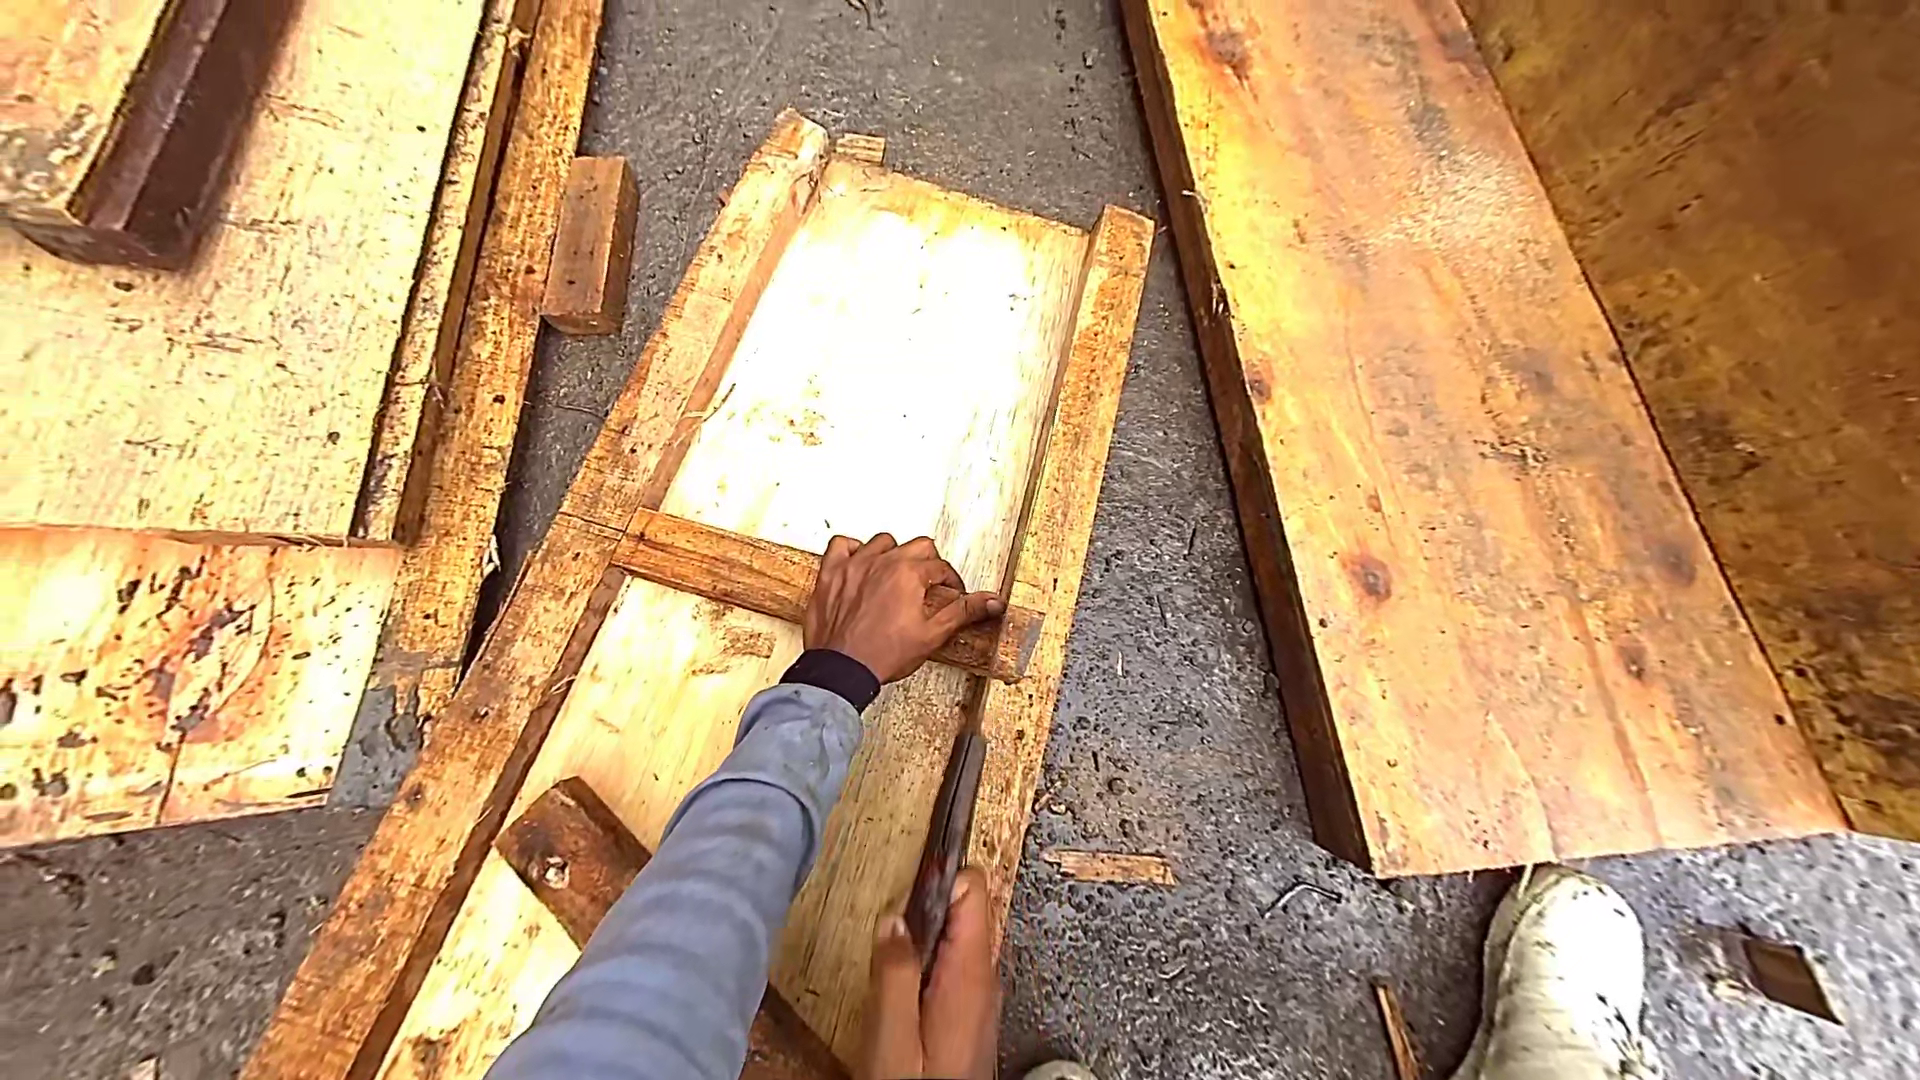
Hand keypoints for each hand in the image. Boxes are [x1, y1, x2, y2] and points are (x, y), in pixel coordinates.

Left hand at [806, 533, 1003, 682]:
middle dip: (928, 563)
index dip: (951, 582)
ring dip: (893, 554)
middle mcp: (882, 562)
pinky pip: (841, 545)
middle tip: (928, 584)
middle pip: (917, 546)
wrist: (842, 671)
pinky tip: (860, 562)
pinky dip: (852, 550)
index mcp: (908, 573)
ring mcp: (854, 565)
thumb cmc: (883, 654)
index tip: (951, 593)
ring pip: (882, 542)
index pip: (941, 567)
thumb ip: (964, 612)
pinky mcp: (831, 574)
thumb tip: (993, 601)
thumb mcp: (932, 634)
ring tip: (896, 574)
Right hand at [861, 868, 998, 1079]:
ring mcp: (980, 993)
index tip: (907, 894)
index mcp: (971, 971)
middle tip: (890, 938)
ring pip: (954, 937)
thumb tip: (894, 917)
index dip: (940, 880)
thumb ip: (894, 972)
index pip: (973, 890)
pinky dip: (927, 963)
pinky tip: (903, 993)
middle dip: (925, 912)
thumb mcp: (894, 1040)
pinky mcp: (970, 1011)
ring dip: (922, 940)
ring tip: (891, 964)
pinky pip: (951, 964)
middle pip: (963, 910)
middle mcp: (984, 975)